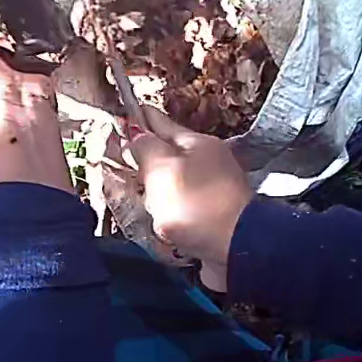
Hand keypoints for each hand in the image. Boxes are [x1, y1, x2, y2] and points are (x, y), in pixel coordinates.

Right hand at [127, 108, 252, 290]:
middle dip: (146, 165)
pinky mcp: (213, 220)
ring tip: (151, 207)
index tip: (126, 113)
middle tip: (127, 168)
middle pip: (167, 158)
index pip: (162, 124)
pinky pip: (181, 213)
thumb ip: (145, 149)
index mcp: (198, 144)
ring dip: (158, 197)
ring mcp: (213, 192)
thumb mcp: (162, 169)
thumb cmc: (196, 205)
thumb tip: (137, 135)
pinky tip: (165, 227)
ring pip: (172, 188)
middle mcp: (209, 164)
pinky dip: (171, 218)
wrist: (235, 249)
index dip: (140, 119)